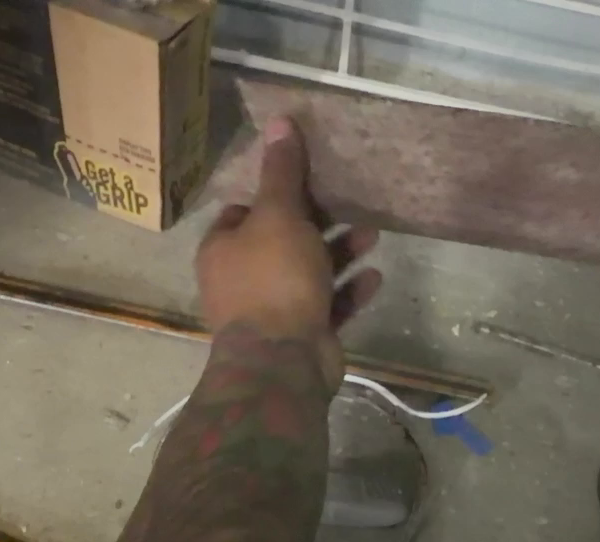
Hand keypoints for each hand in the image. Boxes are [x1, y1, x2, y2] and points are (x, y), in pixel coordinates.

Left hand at [196, 118, 381, 350]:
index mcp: (224, 248)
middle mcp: (243, 279)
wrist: (283, 361)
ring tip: (373, 234)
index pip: (245, 210)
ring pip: (310, 273)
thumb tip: (279, 121)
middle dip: (319, 221)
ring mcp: (274, 311)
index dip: (275, 192)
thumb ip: (282, 172)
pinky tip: (375, 277)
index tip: (309, 178)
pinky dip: (349, 291)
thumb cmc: (274, 280)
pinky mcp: (303, 335)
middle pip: (283, 240)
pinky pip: (328, 305)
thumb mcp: (279, 215)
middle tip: (351, 202)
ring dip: (340, 253)